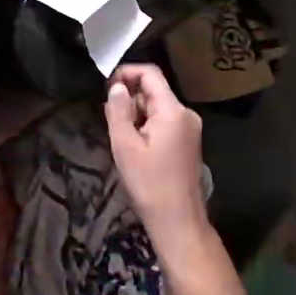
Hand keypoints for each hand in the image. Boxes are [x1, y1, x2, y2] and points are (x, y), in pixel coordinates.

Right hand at [105, 64, 207, 246]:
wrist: (178, 222)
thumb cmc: (149, 183)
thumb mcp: (125, 145)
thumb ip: (118, 110)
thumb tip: (116, 86)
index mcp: (173, 110)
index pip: (150, 74)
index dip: (126, 73)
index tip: (105, 87)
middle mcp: (186, 114)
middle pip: (154, 90)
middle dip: (129, 97)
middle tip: (108, 118)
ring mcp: (189, 128)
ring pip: (157, 107)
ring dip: (136, 113)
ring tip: (120, 136)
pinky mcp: (188, 142)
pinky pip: (164, 121)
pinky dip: (146, 125)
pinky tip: (134, 145)